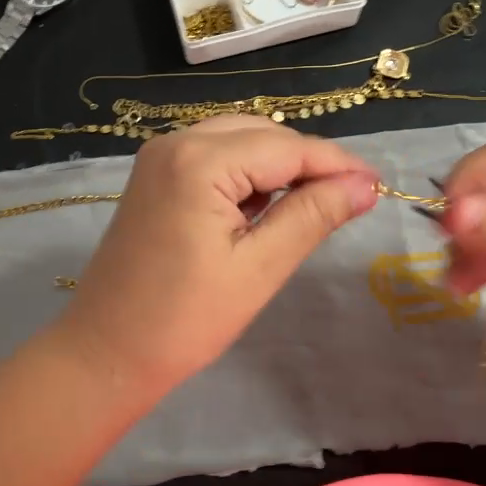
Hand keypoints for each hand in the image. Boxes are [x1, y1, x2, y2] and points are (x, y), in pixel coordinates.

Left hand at [48, 116, 379, 398]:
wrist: (106, 351)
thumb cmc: (185, 319)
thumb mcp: (259, 268)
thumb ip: (312, 216)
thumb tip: (365, 184)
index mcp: (199, 160)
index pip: (286, 147)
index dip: (336, 163)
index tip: (379, 184)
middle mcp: (176, 141)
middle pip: (262, 134)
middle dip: (307, 162)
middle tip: (349, 201)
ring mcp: (160, 155)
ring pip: (239, 141)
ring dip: (277, 166)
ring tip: (310, 207)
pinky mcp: (154, 174)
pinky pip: (214, 156)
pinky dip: (245, 174)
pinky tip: (261, 208)